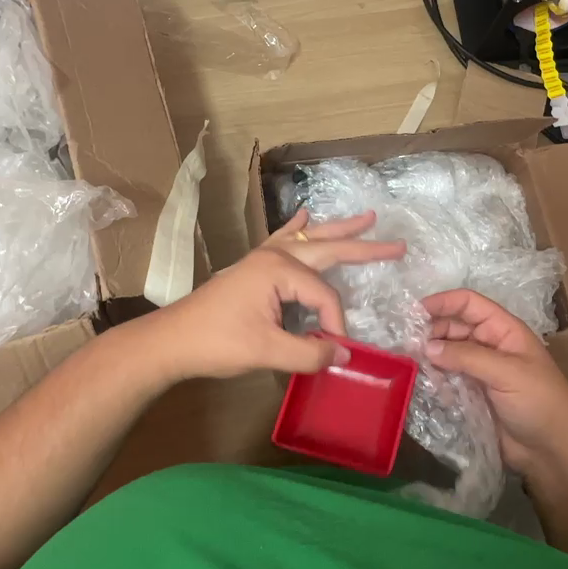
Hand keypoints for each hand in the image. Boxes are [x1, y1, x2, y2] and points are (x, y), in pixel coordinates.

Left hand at [142, 209, 404, 380]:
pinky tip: (304, 215)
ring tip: (366, 218)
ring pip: (309, 238)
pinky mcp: (252, 267)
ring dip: (338, 230)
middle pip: (328, 248)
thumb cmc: (216, 343)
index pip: (325, 296)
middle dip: (363, 246)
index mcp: (280, 271)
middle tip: (397, 245)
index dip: (336, 324)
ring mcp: (261, 257)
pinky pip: (282, 239)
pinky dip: (297, 227)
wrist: (170, 341)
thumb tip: (343, 354)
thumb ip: (309, 354)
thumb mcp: (266, 352)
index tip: (334, 351)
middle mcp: (274, 256)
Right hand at [421, 289, 567, 480]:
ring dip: (430, 357)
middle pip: (453, 327)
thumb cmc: (539, 403)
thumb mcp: (507, 374)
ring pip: (447, 354)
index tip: (413, 312)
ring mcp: (480, 371)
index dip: (443, 302)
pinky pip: (448, 379)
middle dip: (431, 331)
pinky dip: (435, 380)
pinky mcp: (472, 395)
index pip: (469, 304)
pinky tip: (423, 385)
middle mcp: (490, 345)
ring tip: (409, 364)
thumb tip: (427, 346)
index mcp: (504, 330)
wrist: (552, 452)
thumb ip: (467, 357)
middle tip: (405, 344)